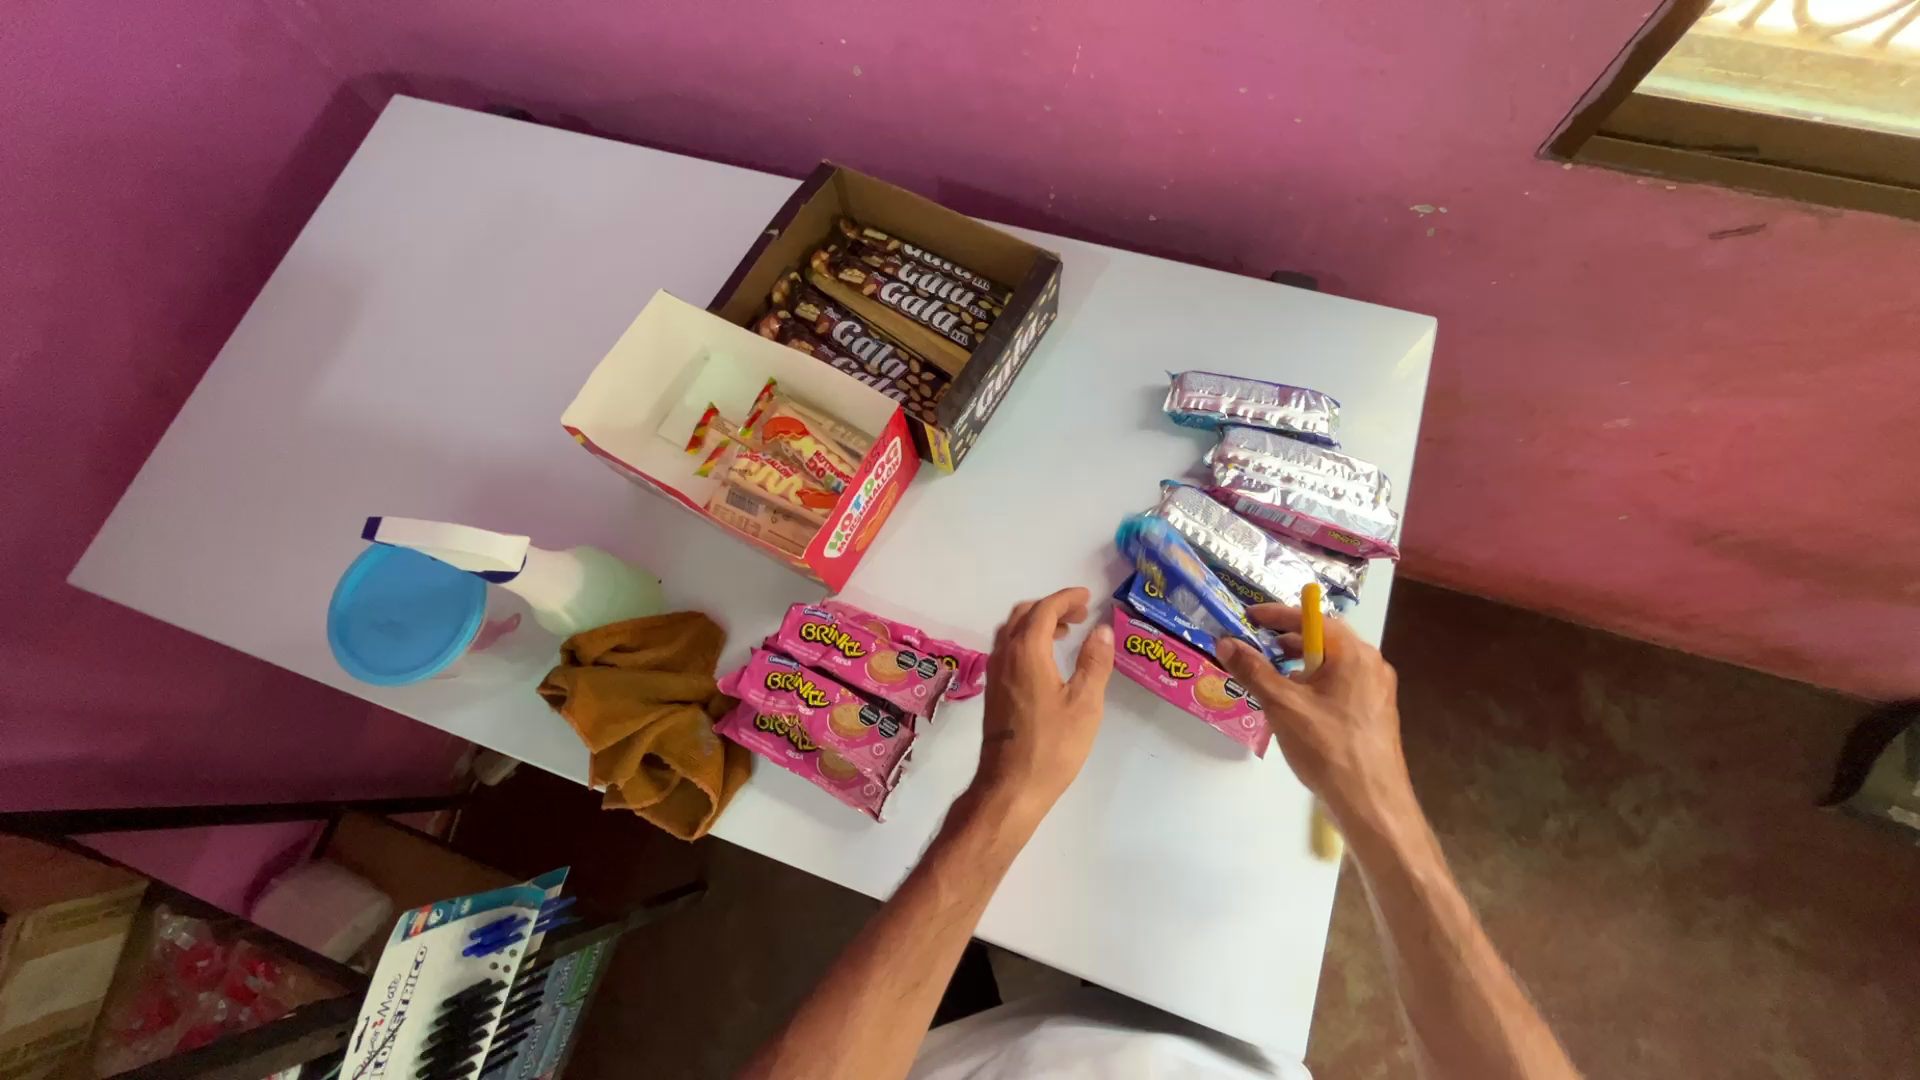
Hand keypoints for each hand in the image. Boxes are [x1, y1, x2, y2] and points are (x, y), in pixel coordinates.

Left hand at [972, 587, 1114, 820]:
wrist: (1011, 784)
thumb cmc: (1053, 745)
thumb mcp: (1085, 703)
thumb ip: (1094, 662)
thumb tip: (1101, 629)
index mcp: (1026, 651)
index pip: (1045, 610)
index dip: (1066, 598)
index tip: (1087, 597)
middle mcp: (1004, 655)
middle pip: (1023, 614)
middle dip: (1052, 607)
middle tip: (1080, 614)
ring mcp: (995, 673)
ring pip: (1011, 631)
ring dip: (1037, 623)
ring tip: (1066, 633)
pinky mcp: (994, 690)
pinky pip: (1007, 648)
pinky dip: (1026, 640)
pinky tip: (1046, 660)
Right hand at [1215, 606, 1410, 826]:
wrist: (1372, 804)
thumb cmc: (1328, 747)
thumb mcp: (1282, 705)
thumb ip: (1252, 670)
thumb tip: (1225, 642)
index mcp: (1354, 655)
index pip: (1313, 619)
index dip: (1277, 615)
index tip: (1248, 617)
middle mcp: (1370, 665)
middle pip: (1323, 639)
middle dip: (1286, 640)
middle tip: (1254, 646)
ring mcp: (1375, 691)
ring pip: (1330, 664)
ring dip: (1297, 664)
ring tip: (1268, 677)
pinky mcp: (1372, 713)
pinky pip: (1338, 684)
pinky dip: (1312, 683)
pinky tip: (1292, 705)